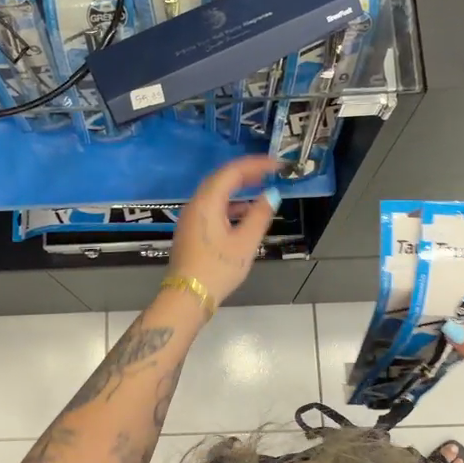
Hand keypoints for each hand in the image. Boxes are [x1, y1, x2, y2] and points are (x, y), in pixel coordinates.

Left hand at [166, 156, 280, 304]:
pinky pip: (211, 207)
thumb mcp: (245, 243)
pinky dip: (228, 204)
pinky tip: (243, 213)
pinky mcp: (190, 230)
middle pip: (221, 179)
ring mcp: (190, 217)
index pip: (232, 171)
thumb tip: (272, 195)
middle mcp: (195, 204)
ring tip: (259, 188)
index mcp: (207, 202)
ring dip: (237, 188)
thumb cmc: (217, 269)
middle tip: (269, 171)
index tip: (277, 165)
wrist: (186, 297)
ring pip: (214, 193)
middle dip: (246, 173)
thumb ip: (260, 215)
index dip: (256, 165)